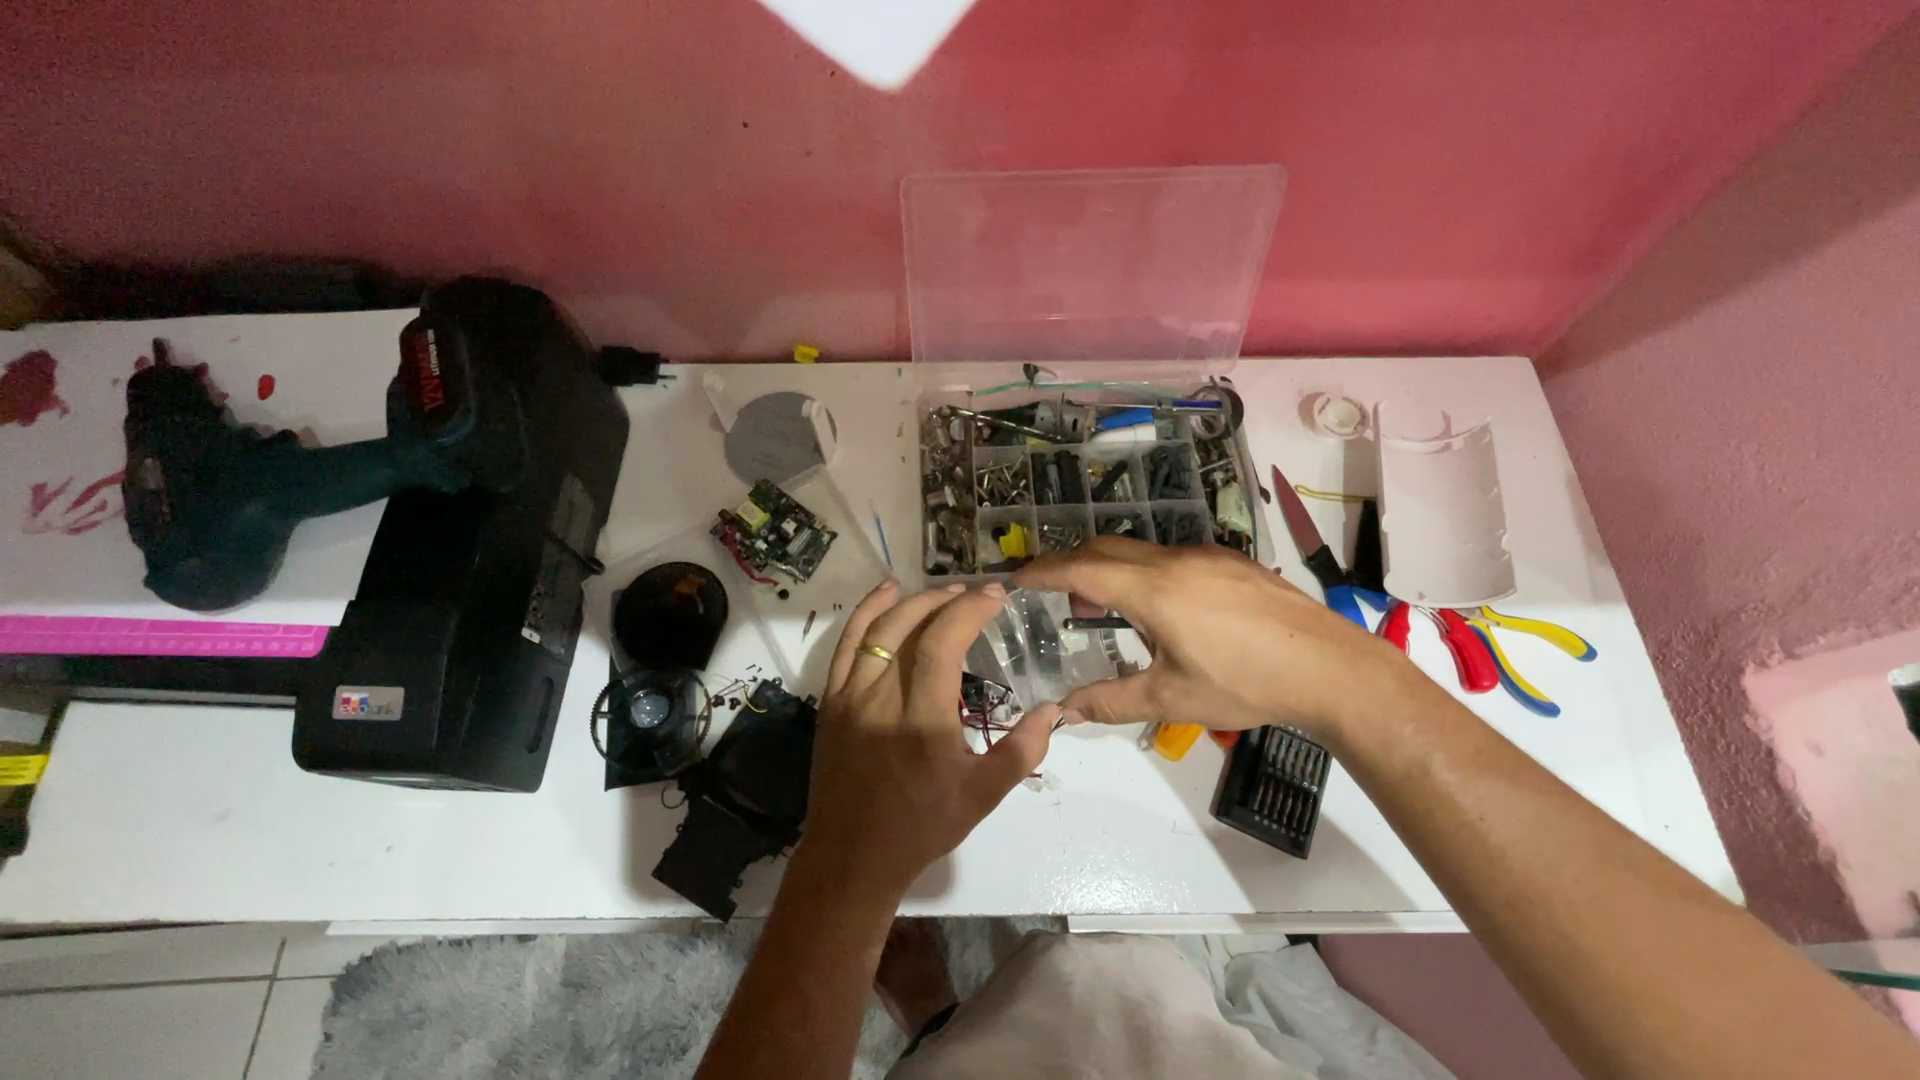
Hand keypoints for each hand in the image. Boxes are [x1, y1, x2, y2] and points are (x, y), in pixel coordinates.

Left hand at [796, 579, 1056, 901]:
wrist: (853, 855)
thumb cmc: (922, 826)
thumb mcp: (983, 795)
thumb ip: (1022, 750)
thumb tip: (1053, 709)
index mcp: (921, 719)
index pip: (942, 642)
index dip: (970, 610)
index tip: (996, 596)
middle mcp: (881, 697)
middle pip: (910, 626)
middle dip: (946, 599)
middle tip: (977, 594)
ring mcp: (850, 696)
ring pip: (879, 628)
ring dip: (912, 601)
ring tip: (944, 591)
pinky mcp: (831, 701)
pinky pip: (847, 644)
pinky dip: (866, 612)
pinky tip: (886, 594)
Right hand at [1014, 538, 1438, 744]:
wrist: (1329, 667)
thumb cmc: (1244, 684)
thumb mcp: (1172, 700)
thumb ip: (1111, 700)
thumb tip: (1063, 711)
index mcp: (1153, 590)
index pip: (1082, 570)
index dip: (1044, 571)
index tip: (1017, 577)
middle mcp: (1174, 561)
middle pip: (1106, 549)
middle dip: (1072, 565)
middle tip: (1052, 592)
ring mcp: (1207, 556)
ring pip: (1141, 551)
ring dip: (1111, 569)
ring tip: (1103, 607)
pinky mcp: (1232, 561)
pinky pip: (1172, 556)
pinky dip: (1145, 572)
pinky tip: (1160, 608)